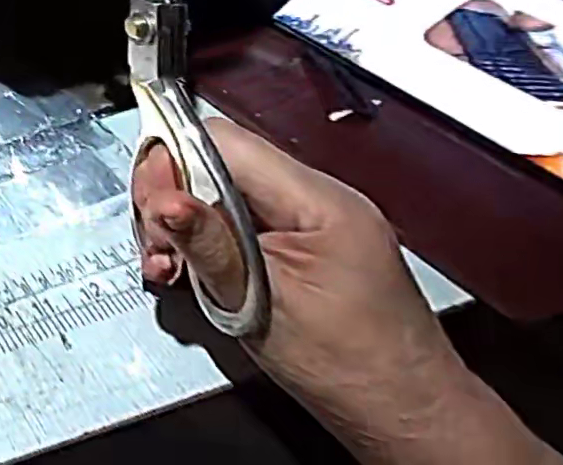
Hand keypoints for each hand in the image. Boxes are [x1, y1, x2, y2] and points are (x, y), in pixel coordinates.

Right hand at [134, 118, 562, 464]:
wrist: (410, 422)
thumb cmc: (353, 373)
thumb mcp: (260, 304)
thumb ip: (208, 244)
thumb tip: (161, 200)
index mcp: (318, 201)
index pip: (221, 140)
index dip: (173, 160)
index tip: (151, 203)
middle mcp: (315, 193)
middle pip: (211, 157)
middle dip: (169, 192)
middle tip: (157, 237)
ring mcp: (306, 211)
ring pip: (213, 183)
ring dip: (179, 216)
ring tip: (168, 259)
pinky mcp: (296, 231)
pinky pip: (230, 207)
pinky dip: (200, 230)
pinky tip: (187, 261)